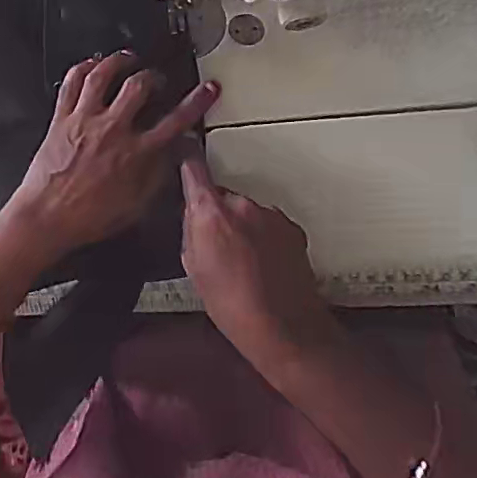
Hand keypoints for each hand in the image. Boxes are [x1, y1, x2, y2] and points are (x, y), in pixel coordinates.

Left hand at [1, 52, 220, 259]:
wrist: (46, 217)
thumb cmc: (86, 216)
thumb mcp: (136, 204)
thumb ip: (159, 174)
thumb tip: (176, 154)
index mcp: (134, 153)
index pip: (175, 121)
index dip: (196, 102)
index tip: (206, 90)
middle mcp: (111, 131)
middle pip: (139, 86)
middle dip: (153, 76)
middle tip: (156, 77)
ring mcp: (84, 121)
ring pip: (102, 76)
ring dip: (117, 61)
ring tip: (126, 58)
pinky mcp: (60, 120)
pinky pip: (70, 84)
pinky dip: (81, 69)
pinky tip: (89, 65)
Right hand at [180, 153, 337, 356]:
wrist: (283, 328)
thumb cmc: (230, 303)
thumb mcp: (192, 266)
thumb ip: (190, 230)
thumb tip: (192, 214)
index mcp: (210, 212)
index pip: (194, 168)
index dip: (187, 157)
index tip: (184, 149)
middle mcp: (242, 205)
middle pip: (221, 195)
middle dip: (216, 212)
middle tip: (214, 244)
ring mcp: (270, 215)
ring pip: (245, 210)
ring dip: (241, 225)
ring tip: (241, 260)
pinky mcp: (292, 228)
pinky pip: (267, 223)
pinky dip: (262, 236)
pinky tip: (260, 264)